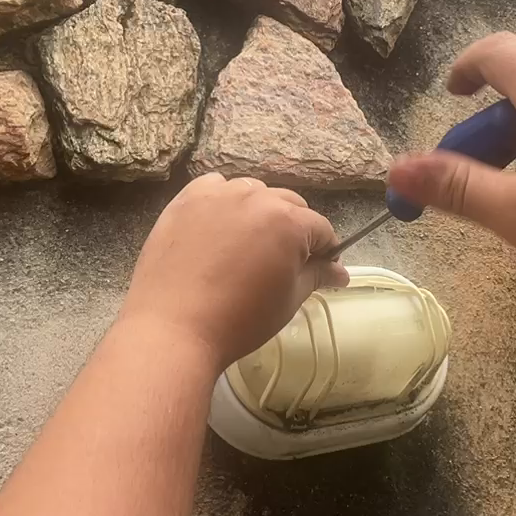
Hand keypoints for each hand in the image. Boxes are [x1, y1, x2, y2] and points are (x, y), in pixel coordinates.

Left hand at [120, 173, 349, 368]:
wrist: (174, 328)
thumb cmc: (239, 320)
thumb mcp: (289, 300)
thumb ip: (317, 276)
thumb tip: (340, 272)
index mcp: (289, 222)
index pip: (321, 228)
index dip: (326, 251)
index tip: (321, 269)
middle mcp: (256, 198)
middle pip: (290, 204)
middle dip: (295, 229)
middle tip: (283, 261)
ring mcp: (219, 195)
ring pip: (253, 193)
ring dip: (260, 211)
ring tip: (249, 243)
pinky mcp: (186, 199)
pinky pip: (215, 187)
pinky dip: (224, 200)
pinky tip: (219, 225)